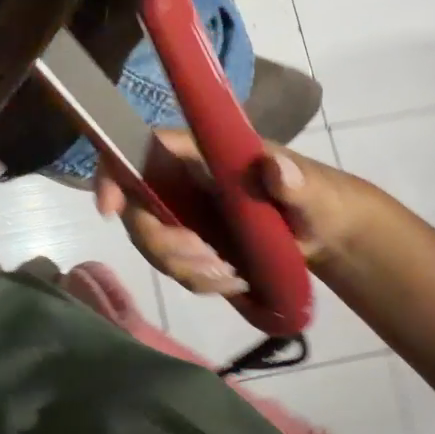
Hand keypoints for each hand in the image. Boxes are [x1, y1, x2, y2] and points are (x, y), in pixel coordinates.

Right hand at [93, 130, 386, 294]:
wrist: (324, 232)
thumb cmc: (318, 197)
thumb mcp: (312, 189)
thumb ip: (295, 179)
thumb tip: (278, 169)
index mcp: (196, 152)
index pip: (139, 151)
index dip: (112, 174)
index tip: (110, 209)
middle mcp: (177, 179)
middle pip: (136, 209)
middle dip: (163, 243)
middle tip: (209, 261)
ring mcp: (179, 212)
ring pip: (150, 242)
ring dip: (184, 267)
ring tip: (230, 276)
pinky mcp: (187, 242)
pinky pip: (171, 264)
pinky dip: (196, 280)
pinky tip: (232, 282)